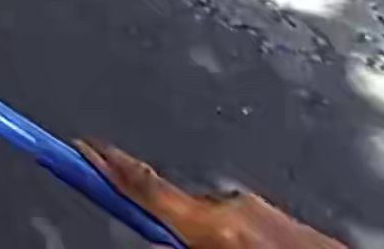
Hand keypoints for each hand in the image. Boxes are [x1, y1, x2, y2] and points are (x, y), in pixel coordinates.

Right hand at [76, 140, 344, 248]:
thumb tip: (148, 231)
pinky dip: (255, 243)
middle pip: (184, 204)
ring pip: (225, 218)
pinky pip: (260, 227)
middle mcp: (238, 210)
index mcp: (212, 227)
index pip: (138, 184)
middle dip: (181, 222)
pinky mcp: (308, 228)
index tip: (75, 144)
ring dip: (224, 238)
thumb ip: (176, 246)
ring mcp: (276, 216)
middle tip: (190, 246)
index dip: (103, 162)